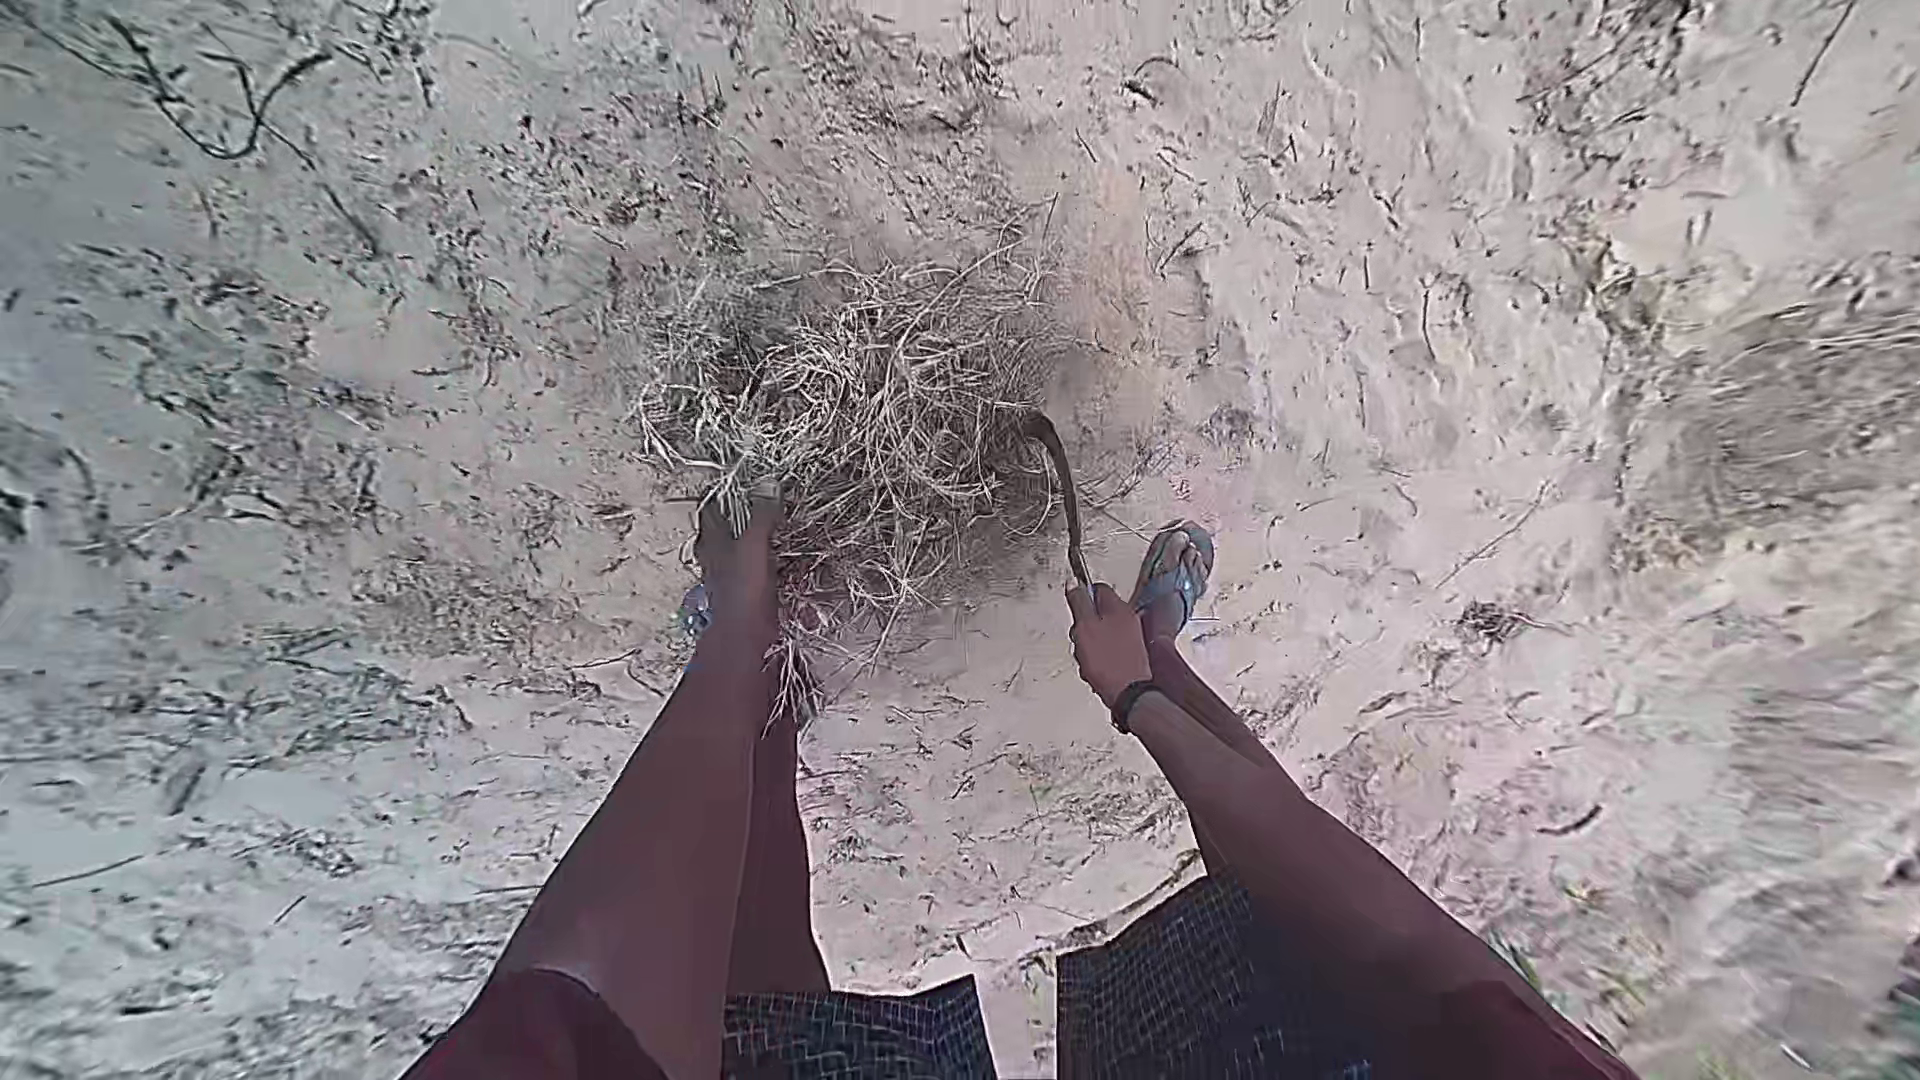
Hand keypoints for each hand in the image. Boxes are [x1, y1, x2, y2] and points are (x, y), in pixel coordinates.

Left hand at [695, 490, 778, 615]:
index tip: (735, 485)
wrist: (744, 633)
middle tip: (747, 508)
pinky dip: (760, 564)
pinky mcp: (743, 593)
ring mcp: (727, 577)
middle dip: (731, 520)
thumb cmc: (743, 589)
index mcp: (713, 543)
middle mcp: (715, 559)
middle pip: (718, 533)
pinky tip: (772, 564)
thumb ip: (762, 515)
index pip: (711, 512)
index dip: (720, 497)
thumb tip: (768, 485)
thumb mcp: (755, 545)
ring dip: (744, 542)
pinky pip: (750, 571)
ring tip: (761, 532)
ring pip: (732, 552)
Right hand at [1066, 582, 1152, 706]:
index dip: (1081, 595)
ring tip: (1087, 656)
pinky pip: (1105, 649)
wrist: (1128, 694)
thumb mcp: (1085, 626)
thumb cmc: (1109, 662)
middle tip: (1079, 636)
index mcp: (1118, 608)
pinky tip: (1094, 667)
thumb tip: (1075, 585)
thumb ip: (1079, 603)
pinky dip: (1096, 657)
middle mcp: (1127, 621)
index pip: (1097, 588)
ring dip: (1087, 644)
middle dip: (1082, 625)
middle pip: (1096, 612)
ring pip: (1099, 633)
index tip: (1073, 605)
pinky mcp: (1127, 655)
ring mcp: (1129, 639)